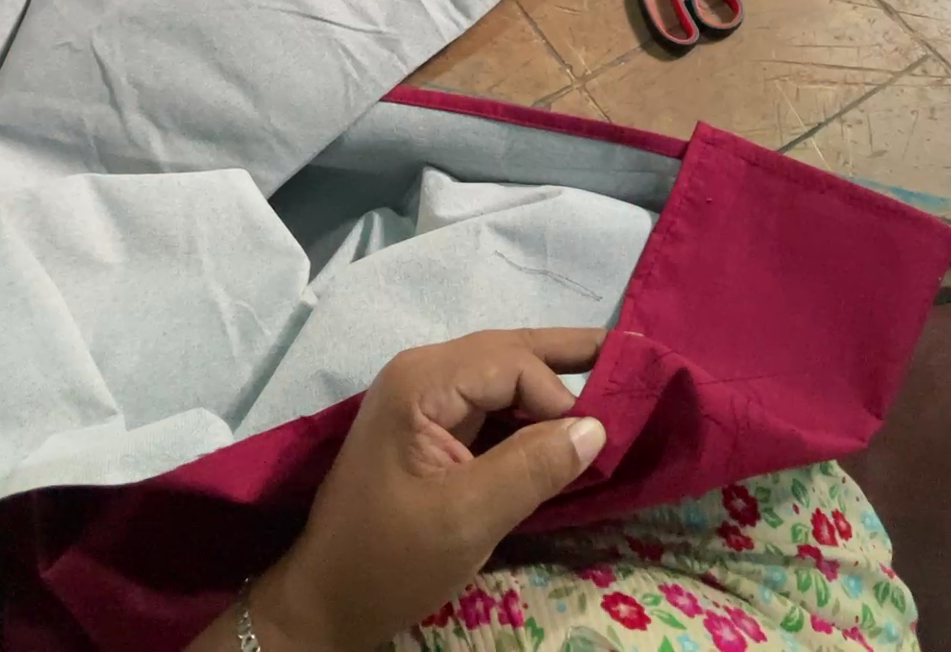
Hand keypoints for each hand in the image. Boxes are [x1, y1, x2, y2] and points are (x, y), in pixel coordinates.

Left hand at [247, 328, 608, 650]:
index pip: (511, 364)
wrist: (324, 600)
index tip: (593, 444)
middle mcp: (423, 372)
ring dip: (549, 376)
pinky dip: (527, 406)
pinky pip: (489, 399)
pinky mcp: (428, 420)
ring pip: (500, 370)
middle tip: (626, 349)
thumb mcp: (466, 520)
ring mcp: (423, 394)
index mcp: (422, 382)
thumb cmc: (388, 560)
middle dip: (565, 354)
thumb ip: (531, 467)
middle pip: (507, 351)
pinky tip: (560, 413)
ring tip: (605, 369)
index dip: (557, 398)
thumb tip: (595, 427)